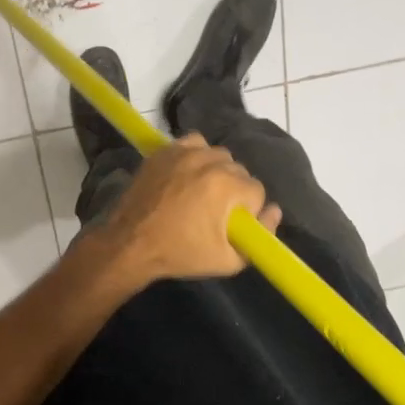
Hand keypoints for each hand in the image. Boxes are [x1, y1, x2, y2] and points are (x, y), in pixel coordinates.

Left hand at [98, 134, 280, 281]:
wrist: (129, 245)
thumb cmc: (180, 255)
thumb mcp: (227, 261)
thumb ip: (261, 237)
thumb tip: (274, 211)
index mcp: (229, 186)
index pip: (257, 190)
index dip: (248, 211)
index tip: (231, 225)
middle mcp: (210, 161)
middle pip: (238, 170)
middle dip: (233, 191)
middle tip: (214, 213)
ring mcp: (184, 152)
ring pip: (217, 155)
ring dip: (216, 171)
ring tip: (200, 193)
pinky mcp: (164, 151)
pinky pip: (192, 144)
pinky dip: (195, 156)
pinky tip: (186, 176)